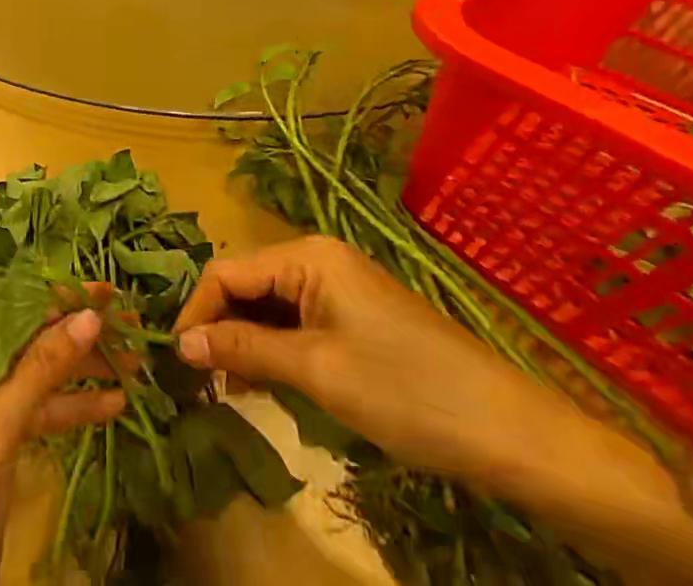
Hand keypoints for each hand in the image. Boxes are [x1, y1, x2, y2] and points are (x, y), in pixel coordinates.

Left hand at [0, 302, 124, 585]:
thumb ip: (42, 367)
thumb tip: (89, 315)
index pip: (5, 314)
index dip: (55, 299)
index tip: (104, 291)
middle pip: (23, 342)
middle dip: (75, 334)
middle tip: (130, 323)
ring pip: (35, 377)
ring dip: (81, 371)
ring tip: (133, 362)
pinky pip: (37, 413)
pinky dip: (72, 409)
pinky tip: (114, 402)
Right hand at [172, 236, 554, 482]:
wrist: (517, 436)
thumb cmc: (408, 392)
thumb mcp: (314, 370)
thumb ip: (241, 348)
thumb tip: (178, 343)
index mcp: (307, 257)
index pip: (225, 272)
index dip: (195, 313)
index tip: (176, 359)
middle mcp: (317, 261)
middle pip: (243, 286)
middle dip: (218, 329)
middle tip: (200, 379)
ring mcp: (338, 289)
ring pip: (266, 307)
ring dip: (243, 343)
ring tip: (230, 388)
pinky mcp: (353, 318)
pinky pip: (294, 324)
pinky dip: (272, 351)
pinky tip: (264, 384)